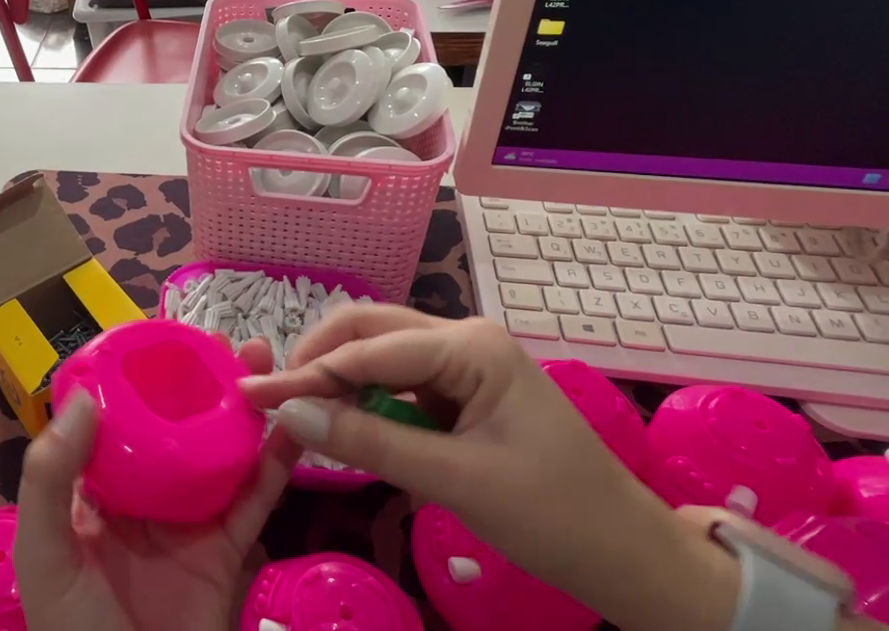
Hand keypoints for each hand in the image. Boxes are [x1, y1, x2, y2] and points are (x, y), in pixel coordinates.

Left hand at [15, 339, 299, 630]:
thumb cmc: (73, 629)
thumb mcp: (44, 553)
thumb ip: (50, 477)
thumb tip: (83, 399)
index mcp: (94, 489)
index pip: (116, 419)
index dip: (138, 377)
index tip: (163, 336)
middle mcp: (143, 495)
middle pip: (176, 426)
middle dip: (200, 382)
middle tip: (225, 340)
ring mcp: (188, 520)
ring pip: (220, 451)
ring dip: (243, 406)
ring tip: (265, 358)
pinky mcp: (227, 551)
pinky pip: (254, 501)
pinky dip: (277, 465)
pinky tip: (294, 427)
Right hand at [238, 305, 738, 630]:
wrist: (633, 557)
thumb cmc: (554, 516)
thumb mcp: (455, 480)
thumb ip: (368, 441)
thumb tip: (289, 414)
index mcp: (469, 346)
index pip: (366, 350)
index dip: (307, 374)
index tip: (255, 394)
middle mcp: (462, 336)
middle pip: (366, 330)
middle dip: (317, 361)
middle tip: (276, 398)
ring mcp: (464, 360)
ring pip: (378, 352)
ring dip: (338, 378)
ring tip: (303, 412)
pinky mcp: (463, 388)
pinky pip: (398, 380)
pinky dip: (366, 397)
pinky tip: (347, 422)